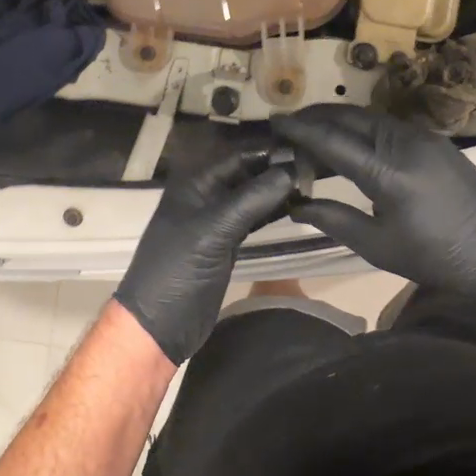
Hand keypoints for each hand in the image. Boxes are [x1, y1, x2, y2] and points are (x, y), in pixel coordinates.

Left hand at [114, 149, 294, 363]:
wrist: (158, 327)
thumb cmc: (177, 272)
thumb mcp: (214, 232)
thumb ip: (251, 200)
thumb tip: (289, 172)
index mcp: (194, 185)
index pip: (237, 157)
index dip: (269, 153)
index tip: (306, 148)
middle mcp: (205, 197)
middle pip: (245, 175)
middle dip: (276, 171)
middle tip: (316, 166)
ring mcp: (215, 222)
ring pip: (251, 198)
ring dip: (276, 192)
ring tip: (312, 184)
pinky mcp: (225, 244)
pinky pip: (252, 219)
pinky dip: (271, 213)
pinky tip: (296, 209)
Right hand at [273, 105, 475, 305]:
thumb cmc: (434, 256)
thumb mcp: (378, 245)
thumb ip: (333, 219)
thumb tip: (295, 204)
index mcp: (387, 172)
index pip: (332, 141)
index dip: (300, 131)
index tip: (274, 123)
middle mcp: (403, 143)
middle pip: (349, 118)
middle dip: (315, 118)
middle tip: (287, 125)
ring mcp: (422, 137)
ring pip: (368, 118)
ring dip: (338, 121)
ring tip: (311, 132)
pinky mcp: (433, 140)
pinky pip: (387, 125)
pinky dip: (361, 128)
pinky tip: (348, 140)